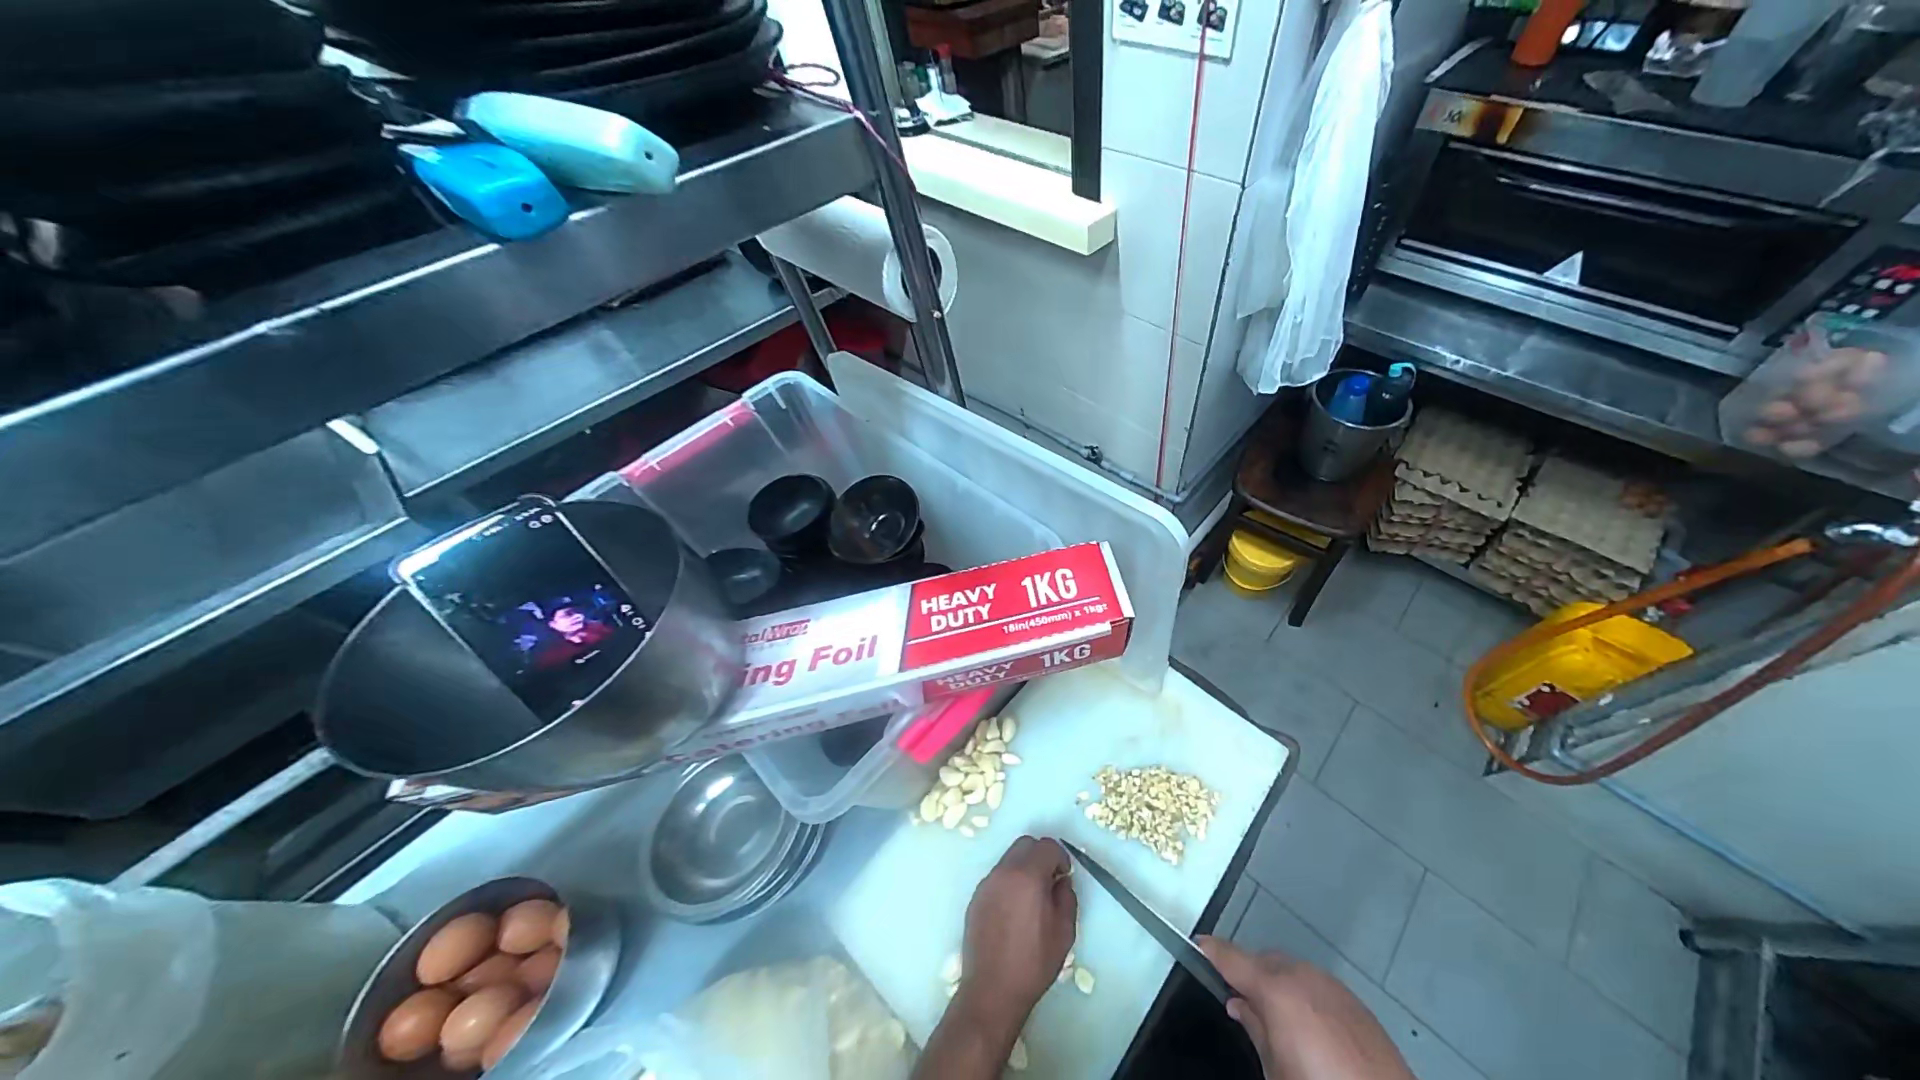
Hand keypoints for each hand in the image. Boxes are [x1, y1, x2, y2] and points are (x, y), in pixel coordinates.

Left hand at [953, 836, 1077, 1038]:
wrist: (993, 988)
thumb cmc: (1033, 962)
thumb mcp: (1064, 931)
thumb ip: (1066, 897)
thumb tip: (1061, 881)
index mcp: (1027, 876)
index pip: (1047, 846)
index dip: (1060, 857)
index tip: (1063, 877)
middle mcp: (1003, 872)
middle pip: (1025, 844)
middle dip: (1041, 856)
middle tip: (1050, 882)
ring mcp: (986, 883)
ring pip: (1009, 859)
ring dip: (1024, 867)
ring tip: (1032, 898)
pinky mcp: (976, 897)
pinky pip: (997, 877)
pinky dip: (1010, 881)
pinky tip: (1015, 910)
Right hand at [1196, 936, 1414, 1079]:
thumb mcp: (1276, 1071)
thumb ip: (1254, 1029)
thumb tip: (1240, 1006)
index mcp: (1276, 990)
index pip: (1232, 958)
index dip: (1212, 952)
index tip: (1198, 947)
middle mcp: (1303, 977)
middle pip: (1264, 960)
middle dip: (1248, 972)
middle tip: (1237, 997)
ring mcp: (1333, 988)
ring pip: (1292, 970)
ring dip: (1277, 982)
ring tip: (1273, 1016)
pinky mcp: (1357, 1005)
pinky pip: (1317, 986)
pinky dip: (1303, 994)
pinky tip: (1308, 1027)